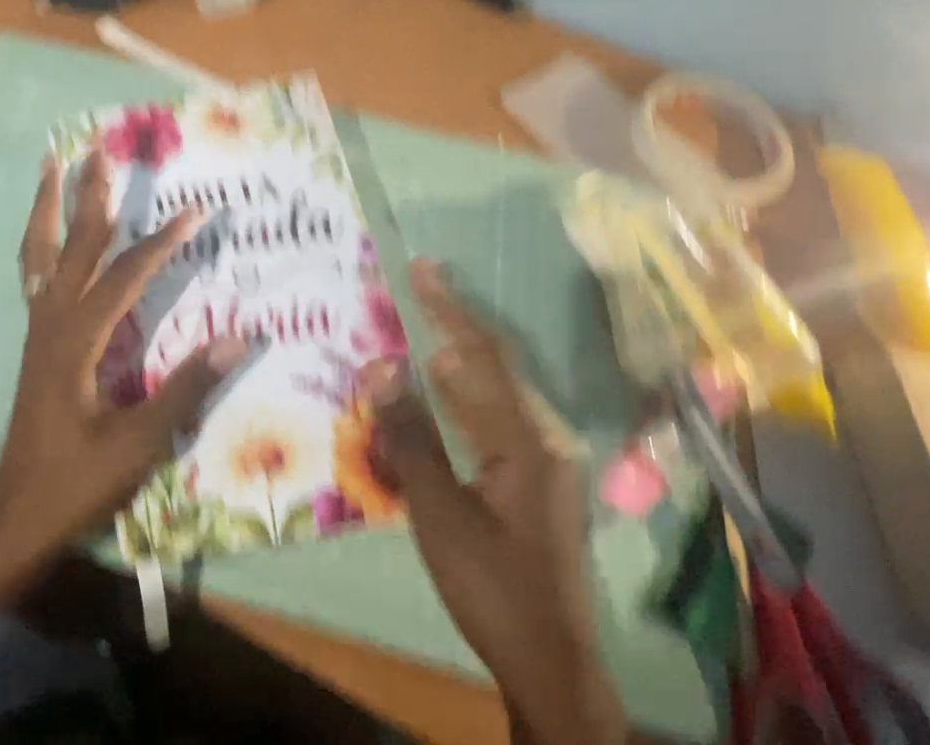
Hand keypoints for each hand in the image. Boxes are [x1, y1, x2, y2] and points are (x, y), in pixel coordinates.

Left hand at [0, 151, 248, 555]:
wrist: (19, 509)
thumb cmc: (78, 479)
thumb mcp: (140, 441)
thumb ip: (187, 388)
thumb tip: (239, 338)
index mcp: (78, 339)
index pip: (126, 275)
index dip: (162, 242)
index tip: (194, 210)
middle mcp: (52, 323)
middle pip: (73, 247)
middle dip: (88, 197)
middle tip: (96, 152)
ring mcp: (38, 332)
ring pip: (41, 255)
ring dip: (50, 210)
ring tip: (50, 168)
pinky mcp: (35, 345)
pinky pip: (35, 278)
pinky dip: (40, 246)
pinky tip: (43, 240)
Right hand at [366, 258, 624, 744]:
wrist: (549, 659)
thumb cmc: (492, 584)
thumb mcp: (440, 512)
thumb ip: (411, 437)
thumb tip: (380, 366)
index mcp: (528, 441)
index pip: (483, 357)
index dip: (450, 309)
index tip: (421, 269)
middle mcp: (545, 440)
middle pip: (497, 366)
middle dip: (456, 323)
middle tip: (417, 287)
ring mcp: (544, 464)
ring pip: (497, 393)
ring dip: (458, 359)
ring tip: (419, 330)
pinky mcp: (534, 484)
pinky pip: (495, 421)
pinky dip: (462, 397)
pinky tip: (441, 394)